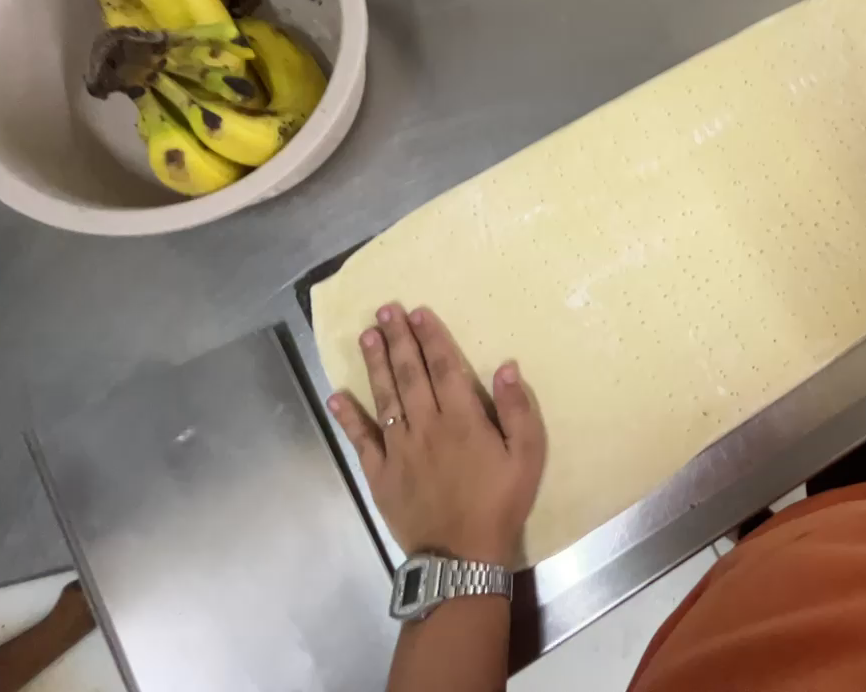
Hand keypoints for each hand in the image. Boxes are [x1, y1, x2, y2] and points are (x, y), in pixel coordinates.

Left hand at [328, 304, 545, 565]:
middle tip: (386, 310)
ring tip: (367, 335)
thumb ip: (517, 408)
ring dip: (375, 365)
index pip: (444, 368)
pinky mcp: (380, 474)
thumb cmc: (501, 499)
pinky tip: (338, 395)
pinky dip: (348, 417)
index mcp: (463, 419)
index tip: (419, 312)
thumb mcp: (527, 453)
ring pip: (384, 399)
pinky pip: (361, 440)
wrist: (462, 555)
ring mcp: (399, 450)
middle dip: (398, 340)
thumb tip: (506, 366)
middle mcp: (426, 426)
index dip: (431, 338)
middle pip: (409, 375)